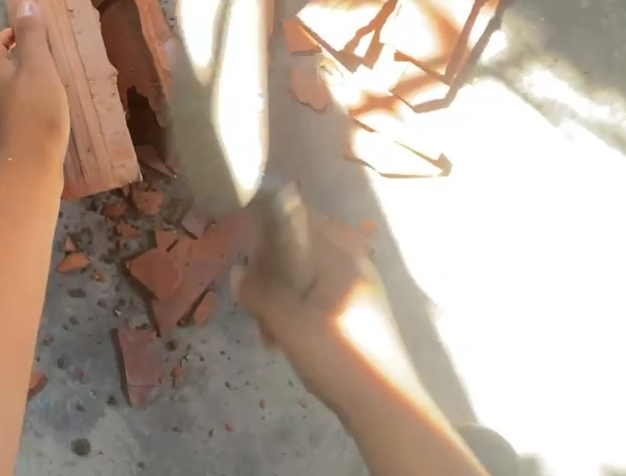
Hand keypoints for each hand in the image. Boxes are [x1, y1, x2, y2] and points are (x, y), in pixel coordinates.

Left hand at [0, 0, 69, 167]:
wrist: (26, 173)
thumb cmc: (34, 114)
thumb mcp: (39, 68)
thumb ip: (32, 37)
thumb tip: (23, 3)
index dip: (5, 36)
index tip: (24, 32)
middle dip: (17, 63)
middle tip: (46, 59)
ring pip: (9, 98)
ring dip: (26, 89)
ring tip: (54, 89)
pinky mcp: (8, 147)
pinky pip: (19, 122)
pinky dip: (32, 114)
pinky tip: (52, 121)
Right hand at [235, 212, 421, 420]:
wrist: (389, 411)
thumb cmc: (338, 357)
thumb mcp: (288, 324)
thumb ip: (258, 292)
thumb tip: (236, 272)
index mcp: (340, 255)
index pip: (300, 214)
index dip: (270, 223)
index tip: (247, 247)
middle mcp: (354, 263)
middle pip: (303, 243)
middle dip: (273, 264)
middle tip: (254, 291)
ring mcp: (361, 288)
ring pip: (310, 271)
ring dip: (284, 289)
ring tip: (268, 327)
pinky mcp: (361, 312)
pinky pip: (322, 292)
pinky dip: (300, 304)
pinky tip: (287, 335)